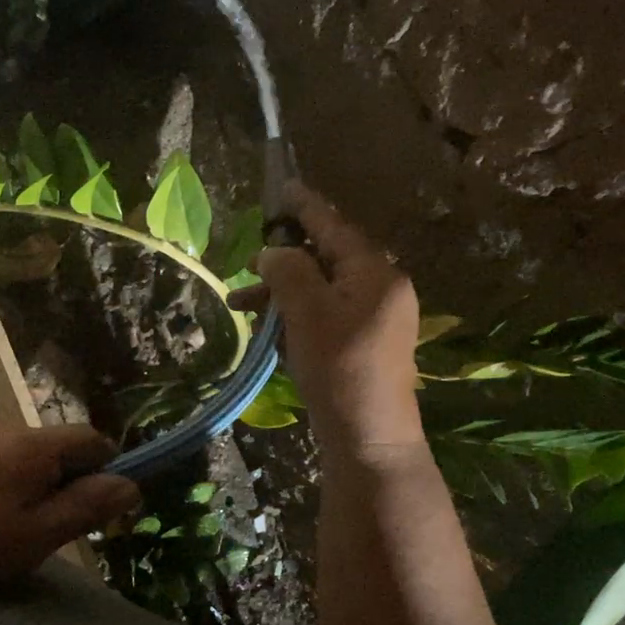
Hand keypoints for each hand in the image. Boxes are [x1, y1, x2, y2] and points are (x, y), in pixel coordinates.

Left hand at [0, 415, 139, 599]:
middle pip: (47, 448)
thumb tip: (130, 483)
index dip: (104, 472)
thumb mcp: (31, 539)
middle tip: (33, 538)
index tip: (95, 513)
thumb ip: (85, 508)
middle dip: (53, 485)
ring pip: (9, 455)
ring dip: (15, 487)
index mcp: (29, 442)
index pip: (90, 440)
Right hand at [229, 183, 424, 454]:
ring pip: (321, 290)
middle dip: (283, 262)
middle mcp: (382, 289)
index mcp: (376, 273)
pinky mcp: (364, 345)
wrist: (368, 437)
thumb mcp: (307, 313)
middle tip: (248, 267)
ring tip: (242, 307)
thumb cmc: (339, 368)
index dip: (306, 207)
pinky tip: (268, 331)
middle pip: (327, 259)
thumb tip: (273, 253)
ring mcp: (375, 319)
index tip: (284, 186)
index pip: (335, 227)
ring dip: (282, 294)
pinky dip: (295, 316)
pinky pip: (325, 315)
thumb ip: (288, 271)